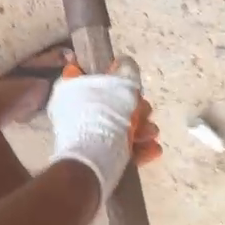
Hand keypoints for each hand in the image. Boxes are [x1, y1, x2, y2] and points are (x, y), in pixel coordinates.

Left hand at [46, 58, 160, 200]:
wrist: (95, 162)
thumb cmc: (105, 117)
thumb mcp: (121, 86)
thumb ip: (127, 71)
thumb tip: (125, 63)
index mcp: (71, 89)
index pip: (83, 71)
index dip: (108, 73)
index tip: (126, 80)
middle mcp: (73, 111)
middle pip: (111, 102)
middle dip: (136, 108)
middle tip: (145, 111)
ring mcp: (83, 135)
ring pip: (118, 126)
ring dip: (141, 129)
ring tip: (151, 134)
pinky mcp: (94, 157)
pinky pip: (119, 148)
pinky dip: (137, 148)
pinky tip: (153, 149)